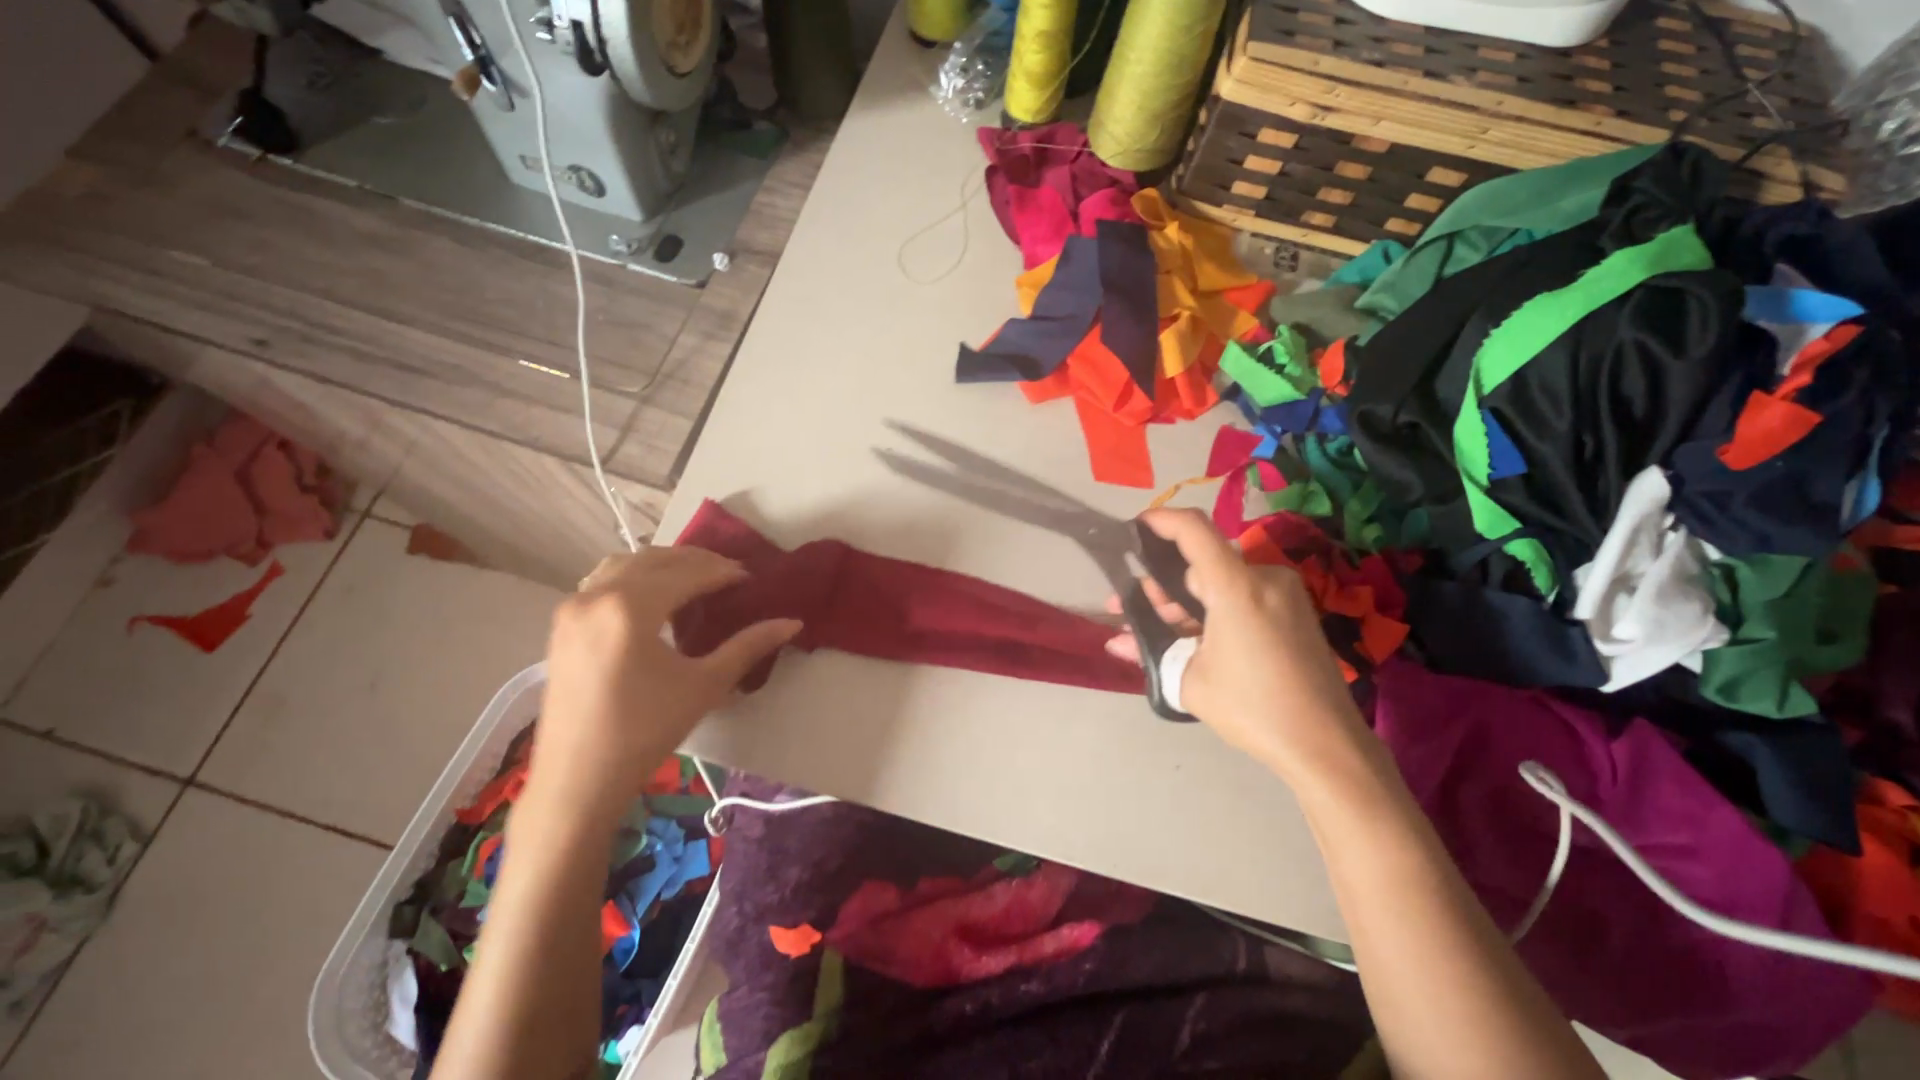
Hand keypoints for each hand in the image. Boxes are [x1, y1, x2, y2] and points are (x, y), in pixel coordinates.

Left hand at [534, 547, 801, 816]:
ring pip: (624, 565)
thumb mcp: (704, 686)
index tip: (752, 580)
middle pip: (655, 559)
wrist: (578, 779)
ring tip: (693, 583)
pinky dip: (633, 579)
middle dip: (695, 562)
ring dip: (662, 565)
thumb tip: (791, 622)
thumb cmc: (645, 732)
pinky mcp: (562, 625)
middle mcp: (597, 595)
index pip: (688, 572)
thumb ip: (747, 646)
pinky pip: (602, 583)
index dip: (724, 573)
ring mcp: (573, 608)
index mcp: (631, 606)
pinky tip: (653, 602)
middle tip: (730, 577)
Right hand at [1105, 508, 1368, 778]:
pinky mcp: (1297, 611)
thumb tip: (1117, 643)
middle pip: (1204, 563)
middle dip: (1166, 583)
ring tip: (1162, 631)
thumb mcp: (1190, 683)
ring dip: (1190, 600)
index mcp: (1237, 587)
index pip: (1194, 530)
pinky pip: (1246, 596)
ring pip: (1223, 582)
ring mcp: (1285, 594)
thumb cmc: (1253, 710)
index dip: (1161, 520)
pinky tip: (1198, 638)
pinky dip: (1218, 609)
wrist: (1326, 744)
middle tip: (1134, 608)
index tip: (1135, 528)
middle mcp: (1264, 578)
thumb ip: (1150, 652)